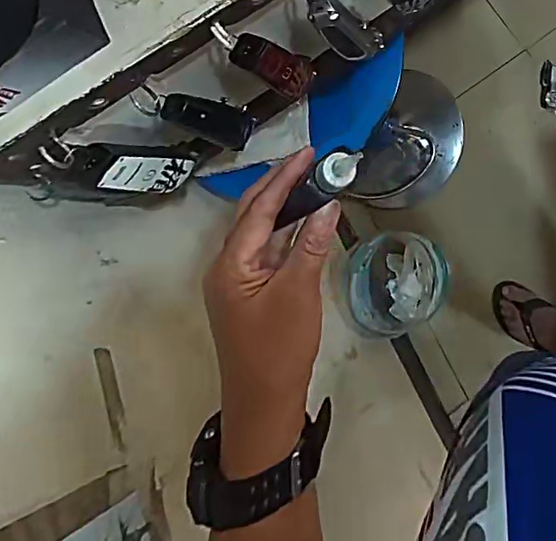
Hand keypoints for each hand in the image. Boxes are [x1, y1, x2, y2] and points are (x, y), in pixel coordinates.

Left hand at [202, 147, 340, 478]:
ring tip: (309, 178)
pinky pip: (267, 246)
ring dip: (283, 202)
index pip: (259, 208)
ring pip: (259, 228)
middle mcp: (227, 266)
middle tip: (308, 158)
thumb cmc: (278, 347)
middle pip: (252, 212)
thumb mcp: (299, 292)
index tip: (308, 153)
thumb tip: (328, 204)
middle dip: (278, 182)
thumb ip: (311, 244)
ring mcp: (237, 279)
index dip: (285, 177)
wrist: (264, 402)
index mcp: (231, 264)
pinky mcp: (250, 289)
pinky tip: (305, 217)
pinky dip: (286, 227)